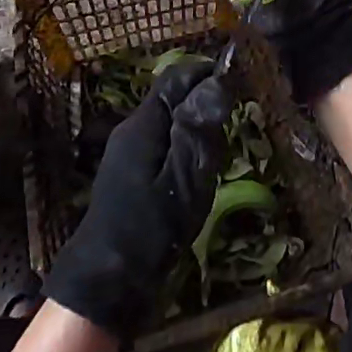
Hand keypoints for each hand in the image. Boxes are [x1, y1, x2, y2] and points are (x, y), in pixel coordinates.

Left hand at [42, 60, 230, 339]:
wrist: (109, 279)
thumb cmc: (151, 225)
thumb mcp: (184, 175)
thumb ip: (199, 127)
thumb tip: (218, 80)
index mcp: (144, 123)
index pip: (178, 77)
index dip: (209, 71)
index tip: (242, 77)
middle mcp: (133, 129)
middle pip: (173, 97)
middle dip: (205, 97)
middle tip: (240, 111)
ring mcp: (129, 152)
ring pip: (169, 120)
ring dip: (197, 122)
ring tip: (227, 137)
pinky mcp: (132, 173)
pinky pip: (164, 142)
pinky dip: (186, 143)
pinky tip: (202, 164)